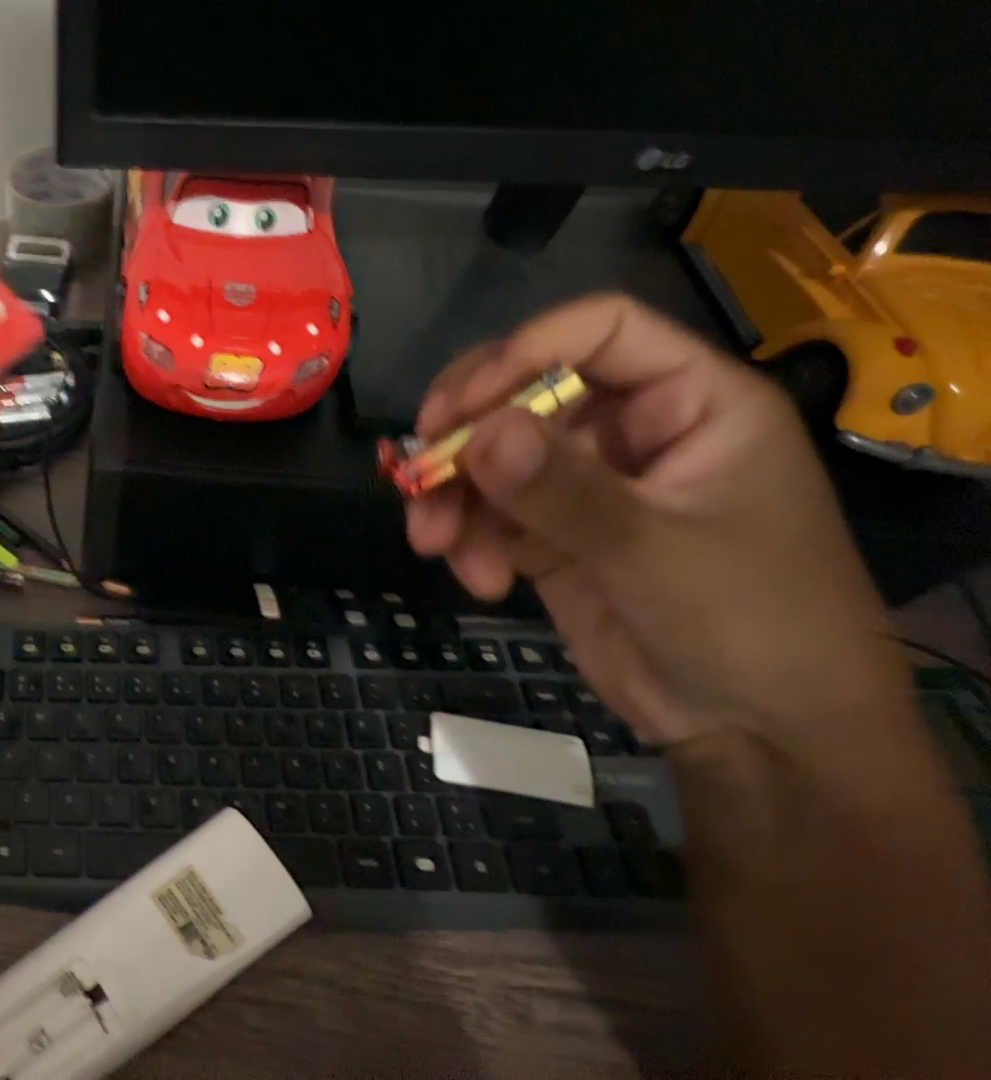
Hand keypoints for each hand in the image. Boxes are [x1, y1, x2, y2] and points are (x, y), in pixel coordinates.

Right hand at [407, 294, 902, 747]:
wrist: (759, 731)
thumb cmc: (749, 622)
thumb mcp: (655, 551)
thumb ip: (563, 490)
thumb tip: (476, 433)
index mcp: (691, 403)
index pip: (600, 332)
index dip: (524, 352)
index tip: (459, 409)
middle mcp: (633, 431)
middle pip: (524, 391)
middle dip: (463, 433)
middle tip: (418, 467)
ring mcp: (587, 485)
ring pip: (490, 457)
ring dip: (452, 498)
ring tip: (434, 545)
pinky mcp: (553, 536)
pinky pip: (488, 514)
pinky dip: (467, 541)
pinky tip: (482, 582)